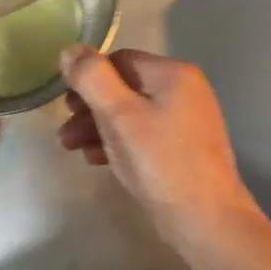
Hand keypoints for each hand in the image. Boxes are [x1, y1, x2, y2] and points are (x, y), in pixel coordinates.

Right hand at [56, 45, 262, 244]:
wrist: (205, 220)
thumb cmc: (160, 162)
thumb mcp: (119, 115)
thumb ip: (92, 78)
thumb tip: (70, 49)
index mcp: (173, 74)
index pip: (119, 61)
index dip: (88, 79)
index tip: (65, 105)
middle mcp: (184, 90)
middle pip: (124, 87)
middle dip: (90, 108)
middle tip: (65, 131)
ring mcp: (186, 120)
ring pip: (130, 114)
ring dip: (98, 127)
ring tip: (72, 149)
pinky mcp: (182, 148)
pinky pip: (142, 134)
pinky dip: (118, 142)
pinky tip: (97, 160)